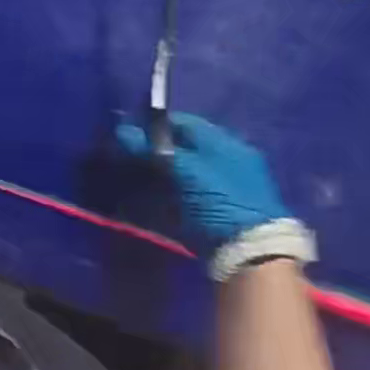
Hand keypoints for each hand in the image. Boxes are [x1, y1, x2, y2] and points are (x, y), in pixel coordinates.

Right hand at [117, 112, 291, 249]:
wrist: (248, 248)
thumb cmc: (218, 201)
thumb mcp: (185, 170)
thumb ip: (153, 148)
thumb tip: (122, 131)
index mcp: (223, 142)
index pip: (180, 121)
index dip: (150, 125)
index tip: (124, 134)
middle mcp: (225, 156)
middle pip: (177, 144)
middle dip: (150, 148)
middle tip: (123, 156)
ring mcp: (221, 180)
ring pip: (177, 164)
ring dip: (154, 167)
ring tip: (130, 174)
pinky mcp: (215, 201)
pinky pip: (181, 184)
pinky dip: (163, 185)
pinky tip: (147, 191)